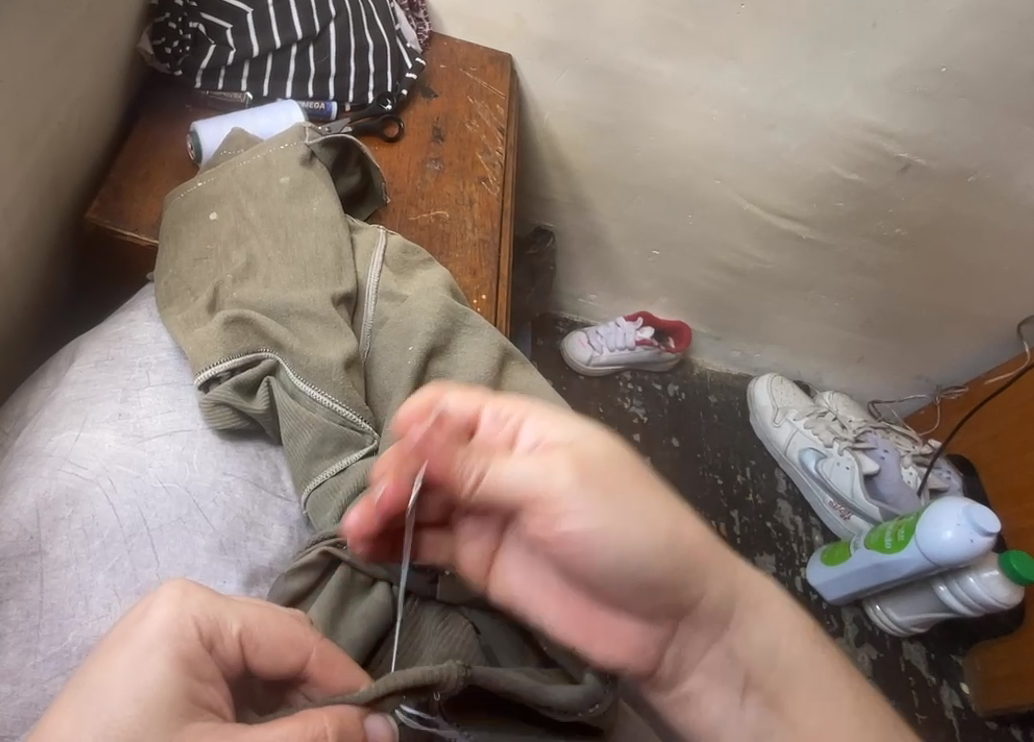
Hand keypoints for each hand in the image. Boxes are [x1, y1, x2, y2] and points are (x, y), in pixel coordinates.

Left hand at [27, 579, 398, 741]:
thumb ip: (310, 738)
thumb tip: (384, 728)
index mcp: (195, 609)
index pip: (295, 634)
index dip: (346, 681)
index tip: (388, 725)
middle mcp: (181, 604)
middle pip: (275, 646)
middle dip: (314, 697)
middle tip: (353, 740)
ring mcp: (164, 632)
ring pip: (252, 666)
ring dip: (284, 709)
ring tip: (310, 737)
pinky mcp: (154, 665)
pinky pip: (221, 678)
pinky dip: (249, 712)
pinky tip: (262, 738)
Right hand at [339, 381, 742, 684]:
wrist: (676, 626)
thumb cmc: (627, 529)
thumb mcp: (553, 484)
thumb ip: (476, 464)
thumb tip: (409, 429)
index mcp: (513, 427)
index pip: (445, 407)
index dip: (415, 426)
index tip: (399, 456)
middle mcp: (490, 463)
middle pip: (422, 455)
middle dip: (393, 474)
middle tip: (376, 508)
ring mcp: (482, 512)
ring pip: (417, 499)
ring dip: (382, 510)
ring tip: (357, 533)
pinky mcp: (478, 559)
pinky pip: (426, 542)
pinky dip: (395, 543)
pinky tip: (370, 549)